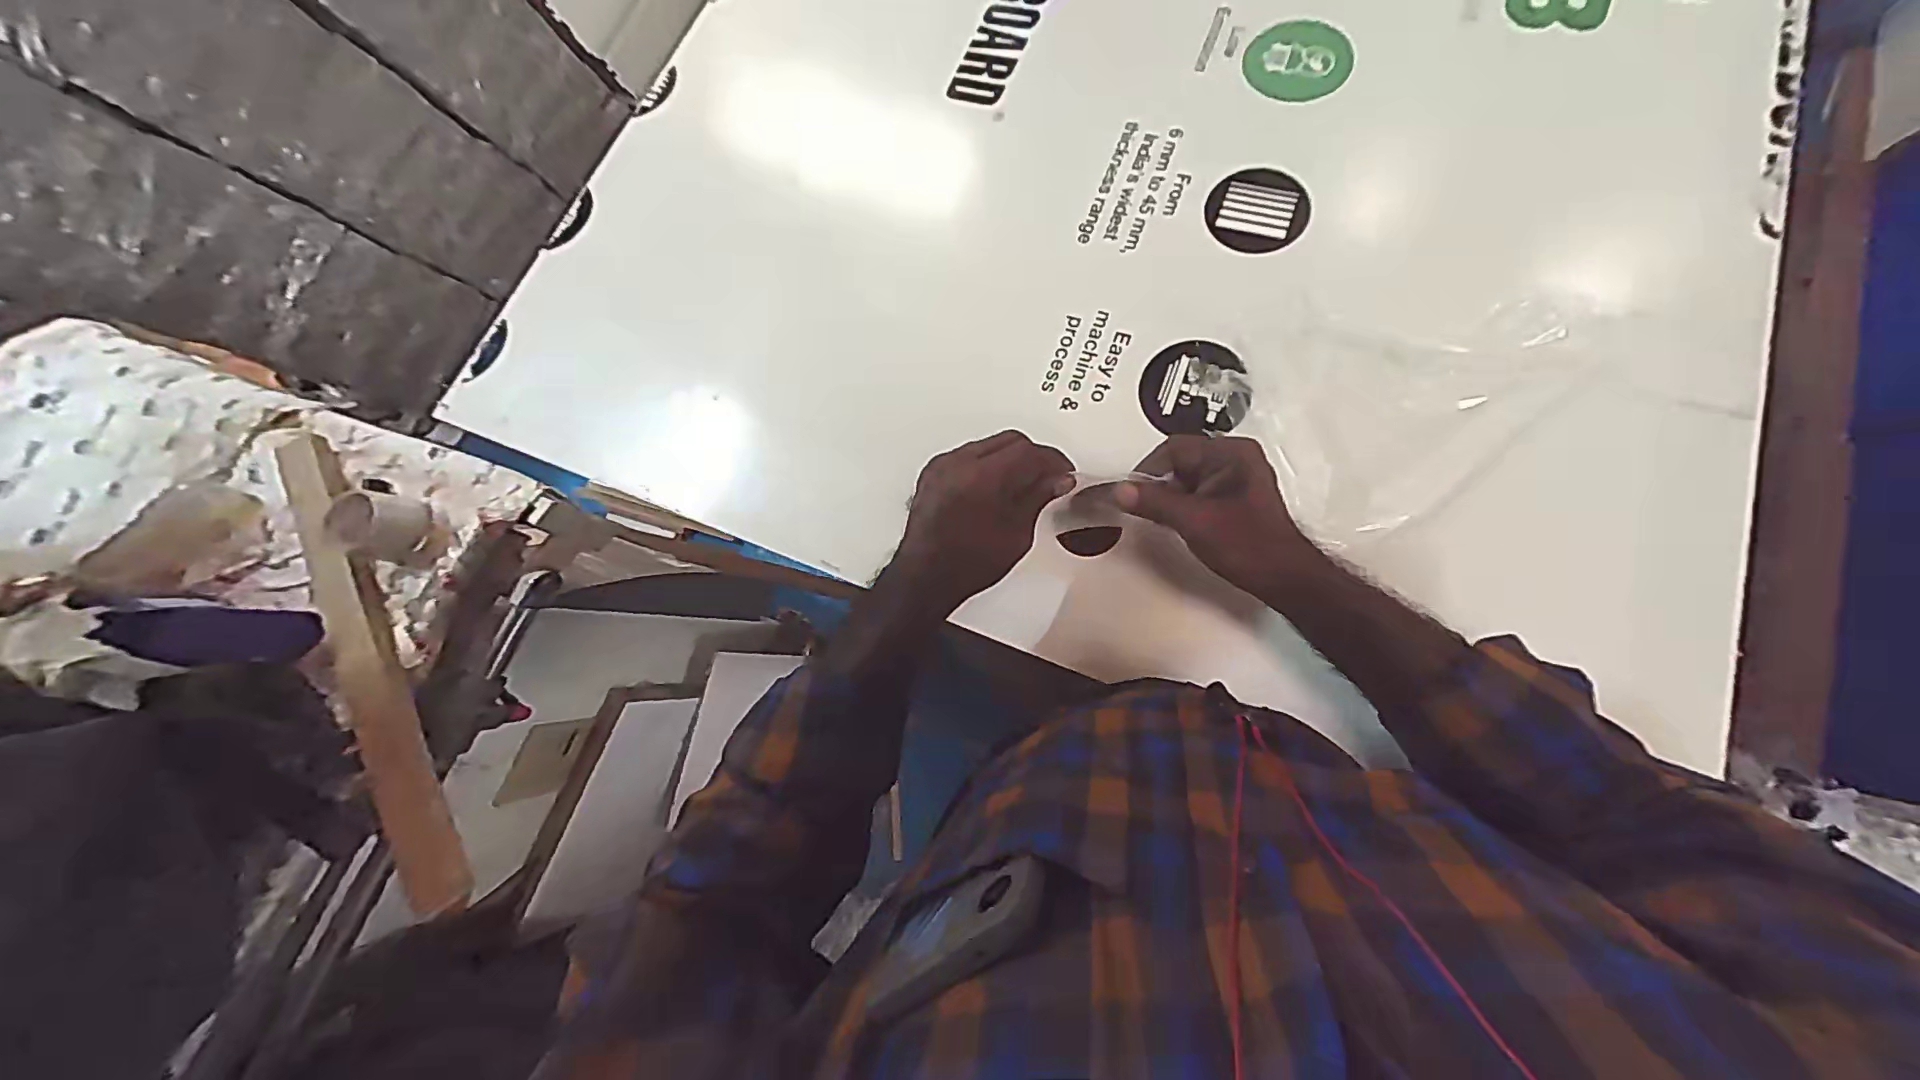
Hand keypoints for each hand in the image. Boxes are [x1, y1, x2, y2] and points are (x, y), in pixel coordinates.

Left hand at [891, 431, 1074, 609]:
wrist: (926, 577)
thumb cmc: (964, 565)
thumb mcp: (1017, 534)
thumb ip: (1037, 498)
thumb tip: (1055, 481)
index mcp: (983, 476)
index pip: (1028, 451)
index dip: (1052, 460)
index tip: (1063, 472)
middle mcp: (958, 465)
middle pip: (1009, 442)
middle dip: (1033, 457)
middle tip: (1048, 477)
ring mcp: (942, 468)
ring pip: (987, 446)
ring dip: (1009, 459)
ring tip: (1022, 485)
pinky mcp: (932, 475)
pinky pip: (966, 457)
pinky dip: (985, 465)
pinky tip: (995, 487)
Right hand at [1112, 435, 1320, 597]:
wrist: (1283, 579)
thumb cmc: (1252, 546)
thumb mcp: (1193, 520)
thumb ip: (1153, 502)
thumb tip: (1120, 490)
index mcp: (1231, 454)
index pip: (1173, 448)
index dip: (1148, 471)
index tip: (1131, 493)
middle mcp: (1233, 461)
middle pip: (1177, 463)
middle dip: (1159, 487)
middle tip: (1148, 510)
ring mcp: (1231, 481)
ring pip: (1183, 482)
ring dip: (1168, 500)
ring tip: (1168, 521)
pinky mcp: (1228, 501)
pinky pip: (1192, 496)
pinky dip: (1179, 509)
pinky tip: (1178, 526)